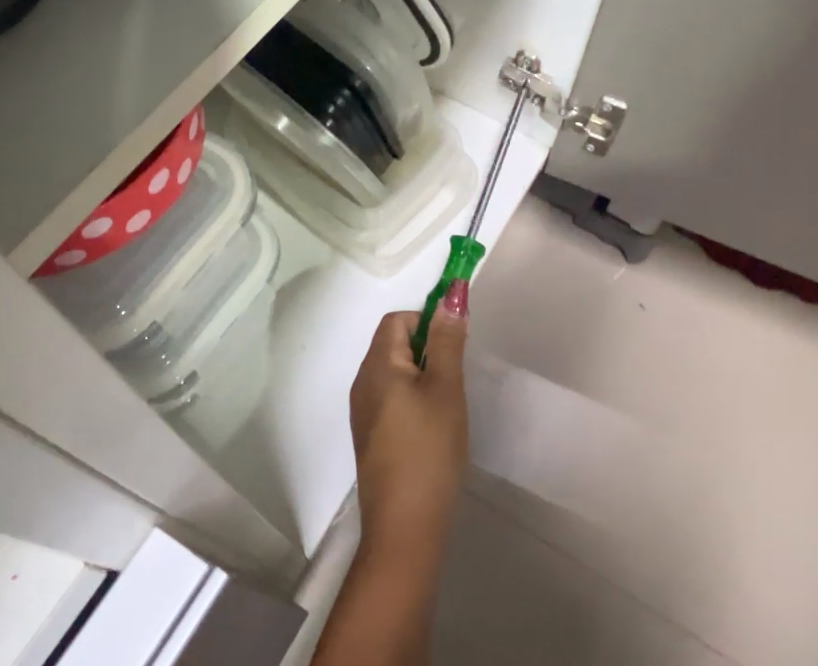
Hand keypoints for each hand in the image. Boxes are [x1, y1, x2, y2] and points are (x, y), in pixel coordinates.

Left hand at [349, 302, 468, 553]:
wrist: (404, 522)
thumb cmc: (429, 448)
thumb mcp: (446, 388)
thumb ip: (448, 341)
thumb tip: (451, 295)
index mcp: (377, 365)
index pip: (397, 320)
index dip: (427, 321)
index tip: (454, 348)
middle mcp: (362, 382)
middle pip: (393, 344)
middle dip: (427, 349)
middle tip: (455, 378)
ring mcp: (363, 412)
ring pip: (394, 373)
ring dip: (422, 376)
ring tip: (447, 405)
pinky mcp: (370, 436)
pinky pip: (391, 399)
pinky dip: (413, 399)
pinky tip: (432, 428)